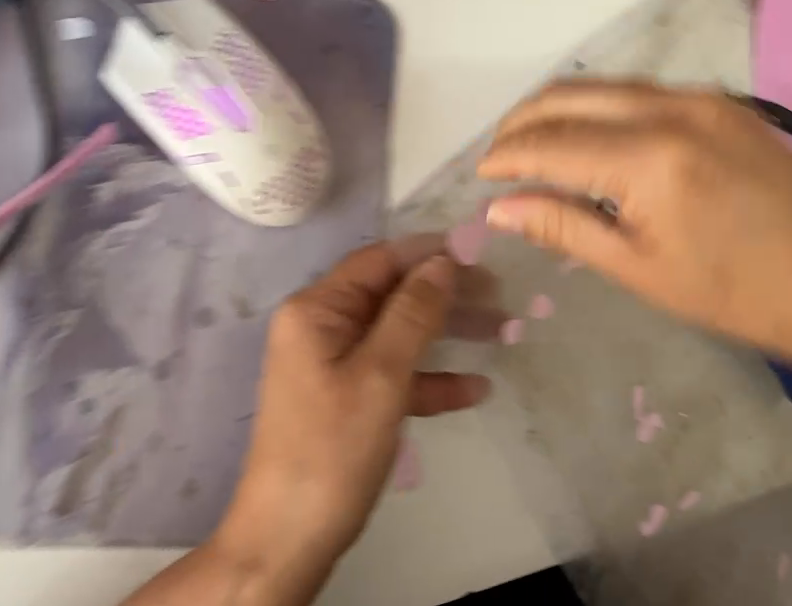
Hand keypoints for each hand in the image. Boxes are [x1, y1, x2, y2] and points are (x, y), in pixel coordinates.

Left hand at [214, 237, 490, 590]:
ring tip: (503, 330)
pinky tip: (474, 389)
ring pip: (396, 334)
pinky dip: (429, 378)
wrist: (288, 539)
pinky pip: (391, 374)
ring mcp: (330, 364)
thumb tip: (443, 261)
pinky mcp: (343, 399)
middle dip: (444, 293)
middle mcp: (320, 326)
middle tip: (501, 295)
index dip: (429, 252)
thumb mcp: (381, 375)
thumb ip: (413, 312)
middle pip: (391, 294)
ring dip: (446, 333)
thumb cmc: (333, 449)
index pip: (379, 260)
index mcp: (316, 308)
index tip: (481, 252)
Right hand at [475, 82, 791, 363]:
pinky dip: (600, 107)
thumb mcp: (639, 268)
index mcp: (650, 158)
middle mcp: (671, 109)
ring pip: (603, 86)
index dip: (507, 157)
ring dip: (559, 109)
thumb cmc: (738, 294)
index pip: (552, 144)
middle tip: (497, 155)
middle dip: (522, 122)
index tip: (479, 174)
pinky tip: (589, 134)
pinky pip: (640, 91)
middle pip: (570, 96)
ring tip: (532, 143)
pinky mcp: (722, 101)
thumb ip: (563, 226)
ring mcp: (701, 98)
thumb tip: (497, 207)